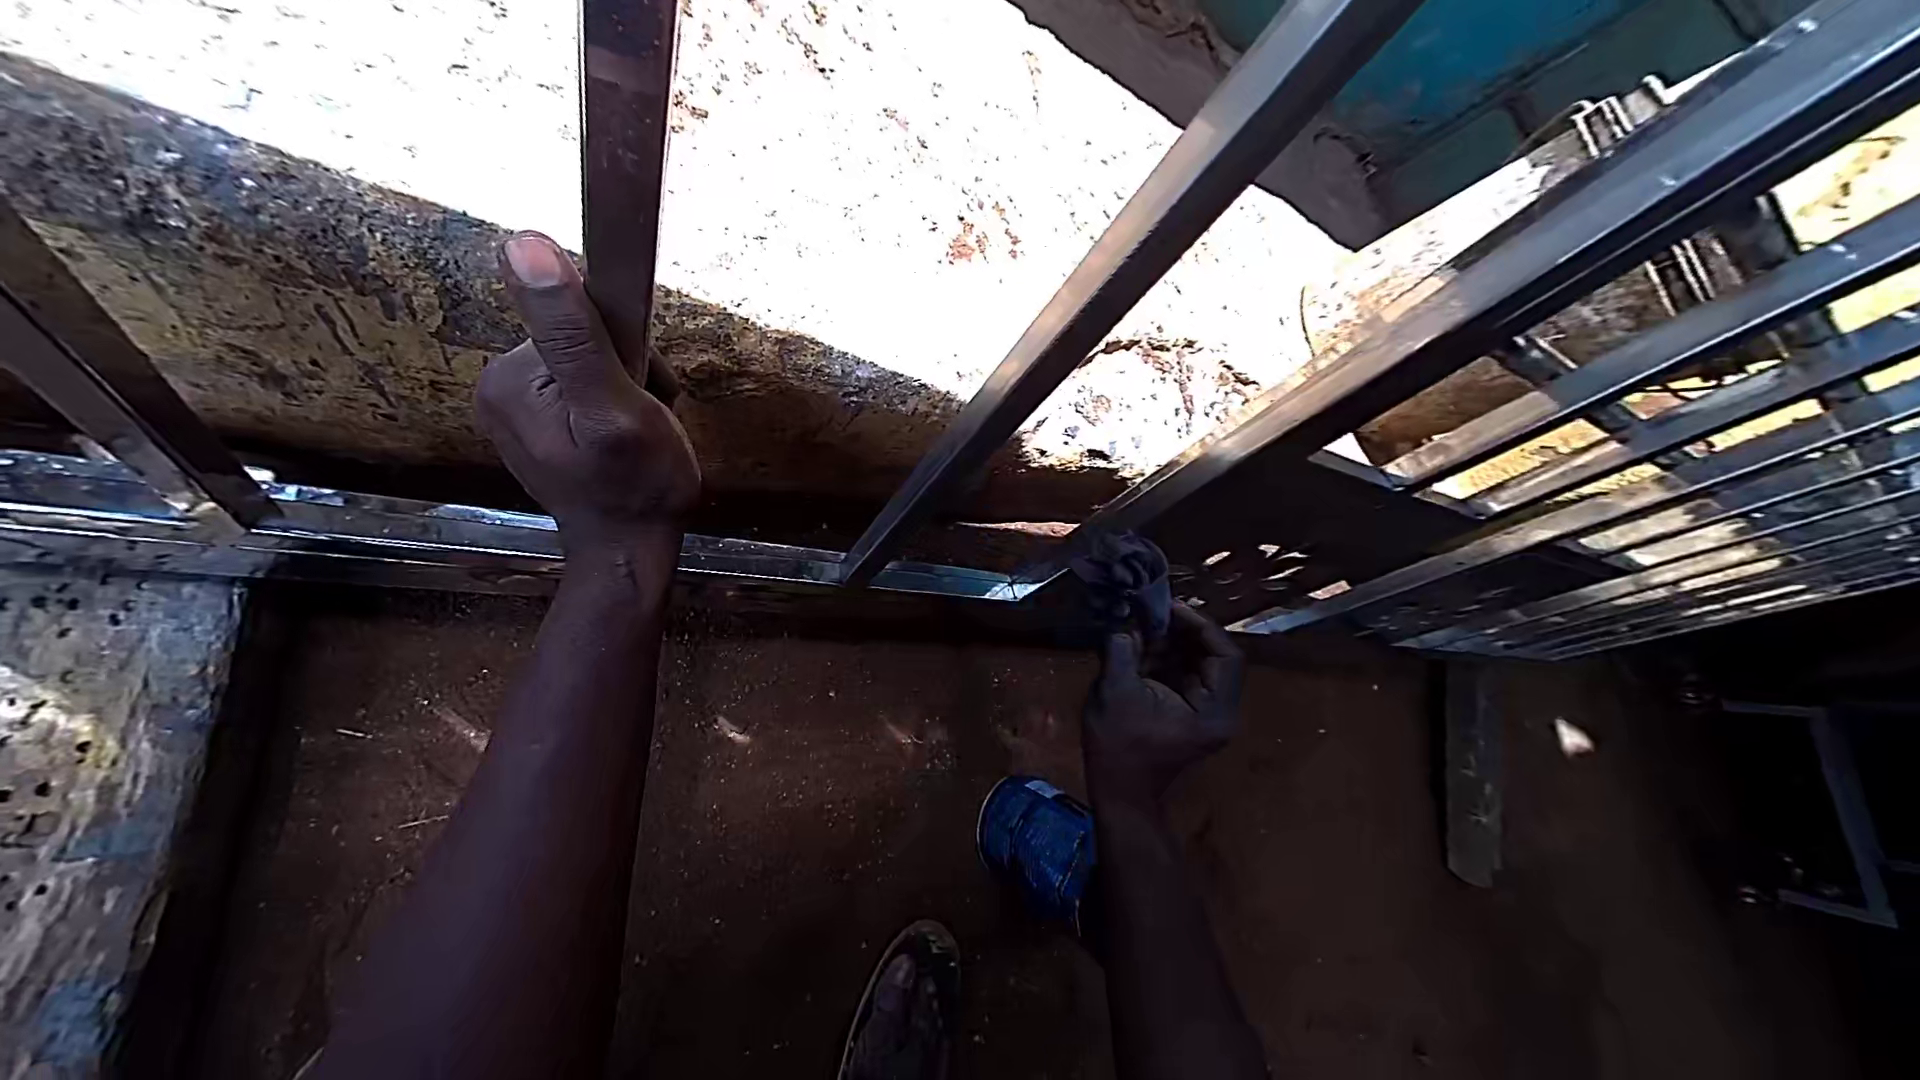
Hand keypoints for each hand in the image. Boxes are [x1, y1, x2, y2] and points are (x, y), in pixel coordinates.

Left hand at [477, 232, 700, 554]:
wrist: (630, 549)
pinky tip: (625, 439)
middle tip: (646, 422)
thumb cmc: (637, 488)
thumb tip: (524, 244)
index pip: (579, 325)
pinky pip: (587, 390)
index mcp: (510, 379)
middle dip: (630, 375)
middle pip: (584, 343)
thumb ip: (574, 334)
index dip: (630, 354)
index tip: (643, 397)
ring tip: (639, 435)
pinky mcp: (541, 424)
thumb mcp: (614, 409)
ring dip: (629, 391)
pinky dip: (618, 406)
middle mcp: (502, 387)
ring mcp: (520, 408)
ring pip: (591, 366)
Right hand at [1083, 605, 1243, 810]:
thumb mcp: (1116, 692)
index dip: (1200, 626)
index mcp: (1214, 709)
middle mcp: (1218, 710)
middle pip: (1212, 656)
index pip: (1226, 655)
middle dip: (1182, 632)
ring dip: (1170, 643)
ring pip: (1196, 663)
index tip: (1170, 608)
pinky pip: (1181, 676)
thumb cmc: (1119, 747)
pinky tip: (1138, 647)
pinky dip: (1162, 659)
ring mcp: (1203, 713)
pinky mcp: (1185, 713)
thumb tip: (1123, 623)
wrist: (1119, 793)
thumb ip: (1122, 650)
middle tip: (1151, 613)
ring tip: (1140, 627)